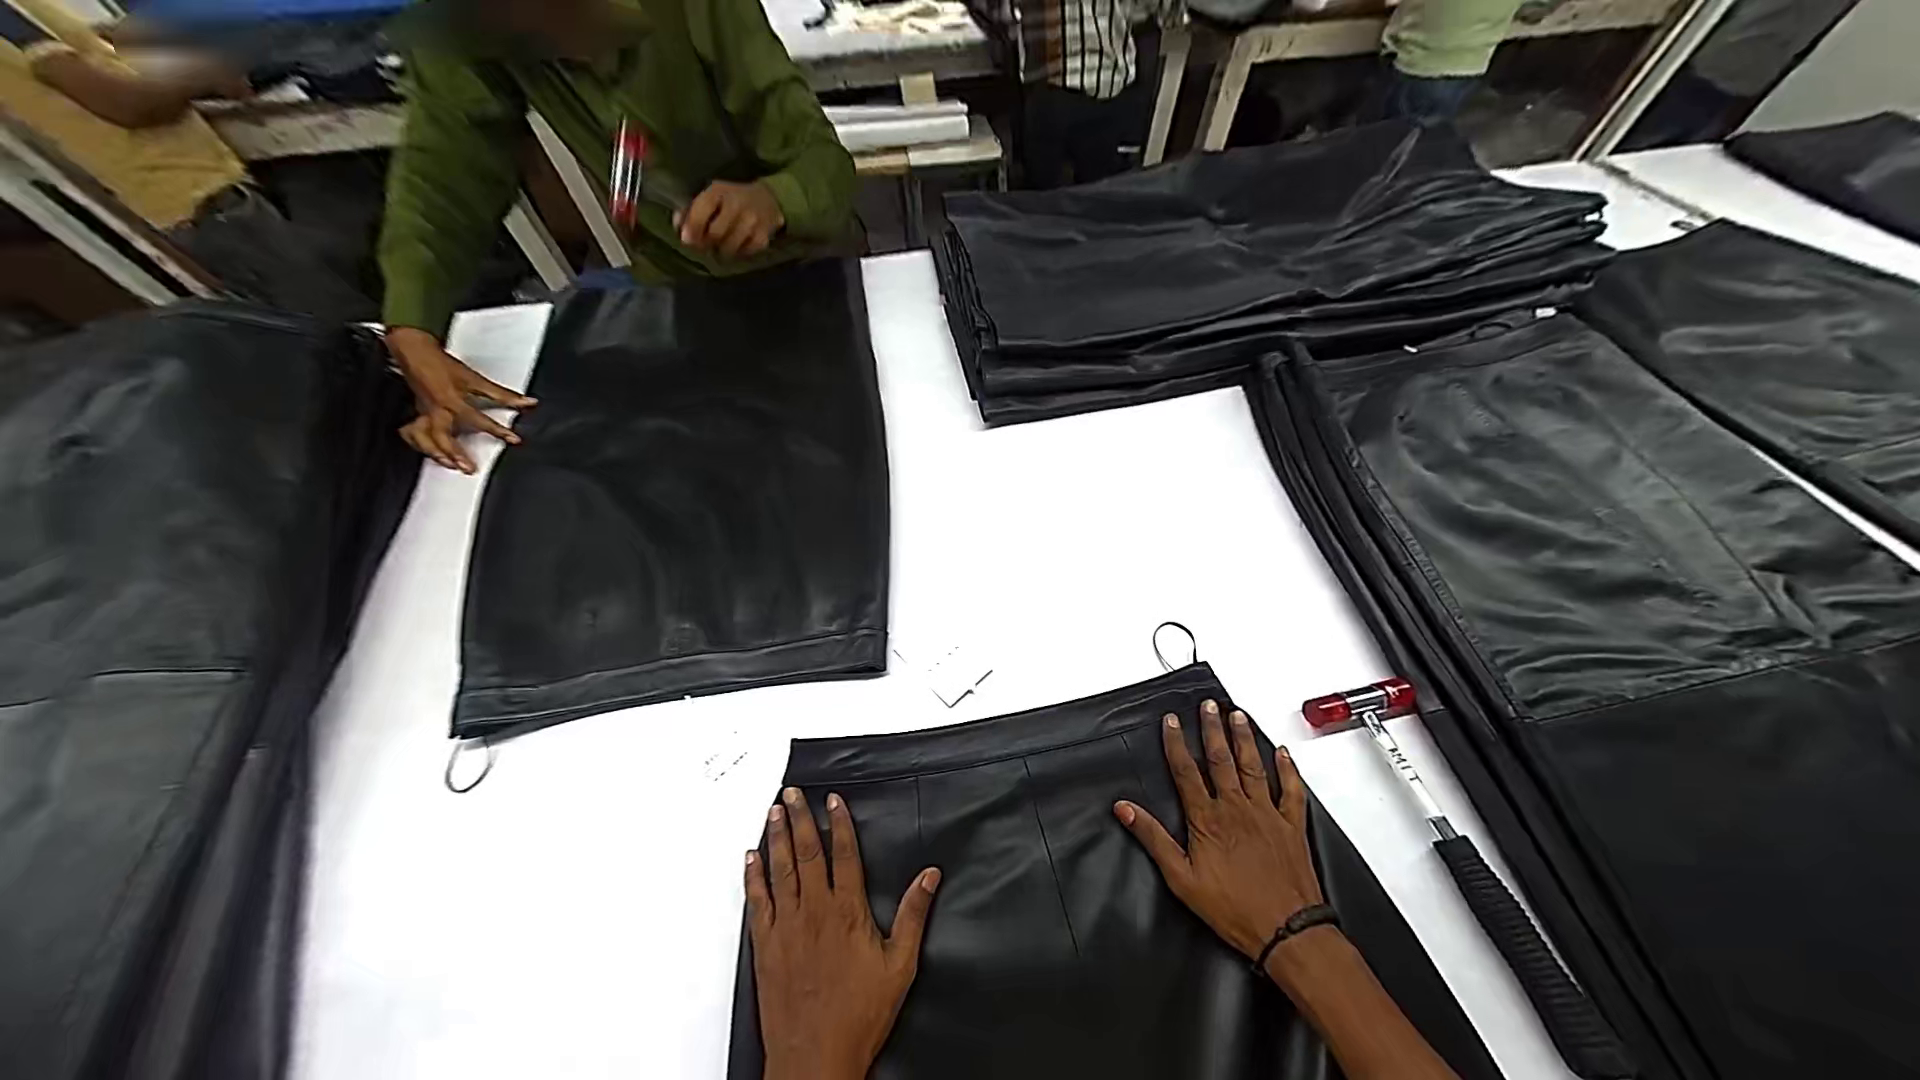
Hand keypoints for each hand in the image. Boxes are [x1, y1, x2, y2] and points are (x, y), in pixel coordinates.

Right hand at [386, 327, 535, 473]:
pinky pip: (413, 433)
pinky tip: (432, 453)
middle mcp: (436, 410)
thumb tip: (527, 402)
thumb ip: (502, 395)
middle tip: (468, 468)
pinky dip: (420, 445)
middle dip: (455, 454)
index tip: (513, 440)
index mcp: (452, 401)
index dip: (498, 431)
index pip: (479, 420)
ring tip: (451, 465)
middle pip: (442, 437)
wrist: (415, 353)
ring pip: (423, 438)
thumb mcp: (476, 379)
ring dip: (437, 454)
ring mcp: (424, 413)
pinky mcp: (417, 414)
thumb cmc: (443, 365)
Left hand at [677, 180, 784, 259]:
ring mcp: (752, 222)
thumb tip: (679, 228)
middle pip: (715, 234)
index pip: (703, 209)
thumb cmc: (732, 198)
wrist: (768, 200)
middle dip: (705, 244)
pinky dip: (737, 254)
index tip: (686, 240)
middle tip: (703, 248)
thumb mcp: (712, 195)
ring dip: (720, 252)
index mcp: (719, 191)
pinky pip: (743, 254)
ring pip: (729, 248)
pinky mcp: (762, 238)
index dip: (693, 227)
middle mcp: (737, 205)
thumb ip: (693, 209)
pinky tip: (736, 246)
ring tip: (720, 247)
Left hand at [748, 788, 939, 1079]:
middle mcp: (814, 911)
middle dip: (801, 819)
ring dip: (777, 837)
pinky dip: (753, 876)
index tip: (833, 800)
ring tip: (775, 811)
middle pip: (807, 853)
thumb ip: (914, 915)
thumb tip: (929, 877)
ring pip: (780, 869)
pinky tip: (751, 857)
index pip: (844, 854)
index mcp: (847, 911)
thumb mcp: (900, 965)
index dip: (839, 823)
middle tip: (793, 794)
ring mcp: (787, 926)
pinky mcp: (766, 944)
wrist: (815, 1058)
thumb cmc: (858, 1015)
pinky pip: (757, 900)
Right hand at [1114, 700, 1323, 959]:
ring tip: (1237, 716)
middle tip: (1208, 706)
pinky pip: (1291, 790)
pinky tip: (1283, 754)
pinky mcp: (1291, 827)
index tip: (1172, 721)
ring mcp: (1266, 814)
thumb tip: (1125, 809)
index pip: (1186, 771)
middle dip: (1212, 729)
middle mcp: (1237, 809)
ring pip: (1253, 766)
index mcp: (1208, 819)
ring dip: (1243, 738)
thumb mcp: (1181, 878)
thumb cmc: (1235, 909)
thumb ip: (1152, 838)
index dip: (1176, 743)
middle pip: (1221, 759)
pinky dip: (1288, 770)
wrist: (1288, 932)